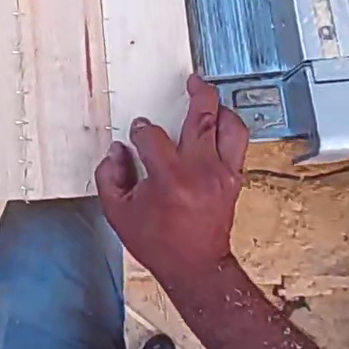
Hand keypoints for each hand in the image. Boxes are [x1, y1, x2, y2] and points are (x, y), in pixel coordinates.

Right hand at [95, 74, 249, 279]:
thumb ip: (109, 175)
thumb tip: (118, 150)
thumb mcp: (117, 212)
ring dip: (220, 108)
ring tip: (211, 99)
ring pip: (230, 126)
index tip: (137, 134)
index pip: (152, 136)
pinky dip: (230, 129)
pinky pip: (239, 143)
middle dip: (197, 93)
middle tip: (192, 81)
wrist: (195, 266)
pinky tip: (220, 124)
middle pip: (202, 117)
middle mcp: (200, 171)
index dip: (141, 130)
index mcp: (169, 179)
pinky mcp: (234, 179)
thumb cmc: (158, 242)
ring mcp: (222, 174)